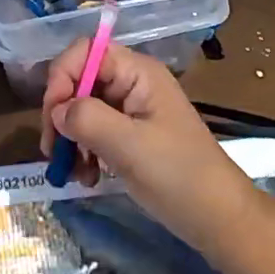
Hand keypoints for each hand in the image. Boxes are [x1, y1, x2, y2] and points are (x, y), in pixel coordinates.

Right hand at [40, 40, 255, 251]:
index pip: (85, 51)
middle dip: (61, 112)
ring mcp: (131, 109)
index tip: (53, 116)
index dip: (62, 76)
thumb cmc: (180, 176)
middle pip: (80, 79)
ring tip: (72, 171)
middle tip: (52, 150)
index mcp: (137, 72)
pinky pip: (93, 131)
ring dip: (70, 137)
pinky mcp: (130, 135)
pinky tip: (86, 177)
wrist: (222, 223)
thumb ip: (88, 119)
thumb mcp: (130, 146)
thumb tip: (57, 111)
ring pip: (82, 108)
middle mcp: (131, 82)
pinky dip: (83, 151)